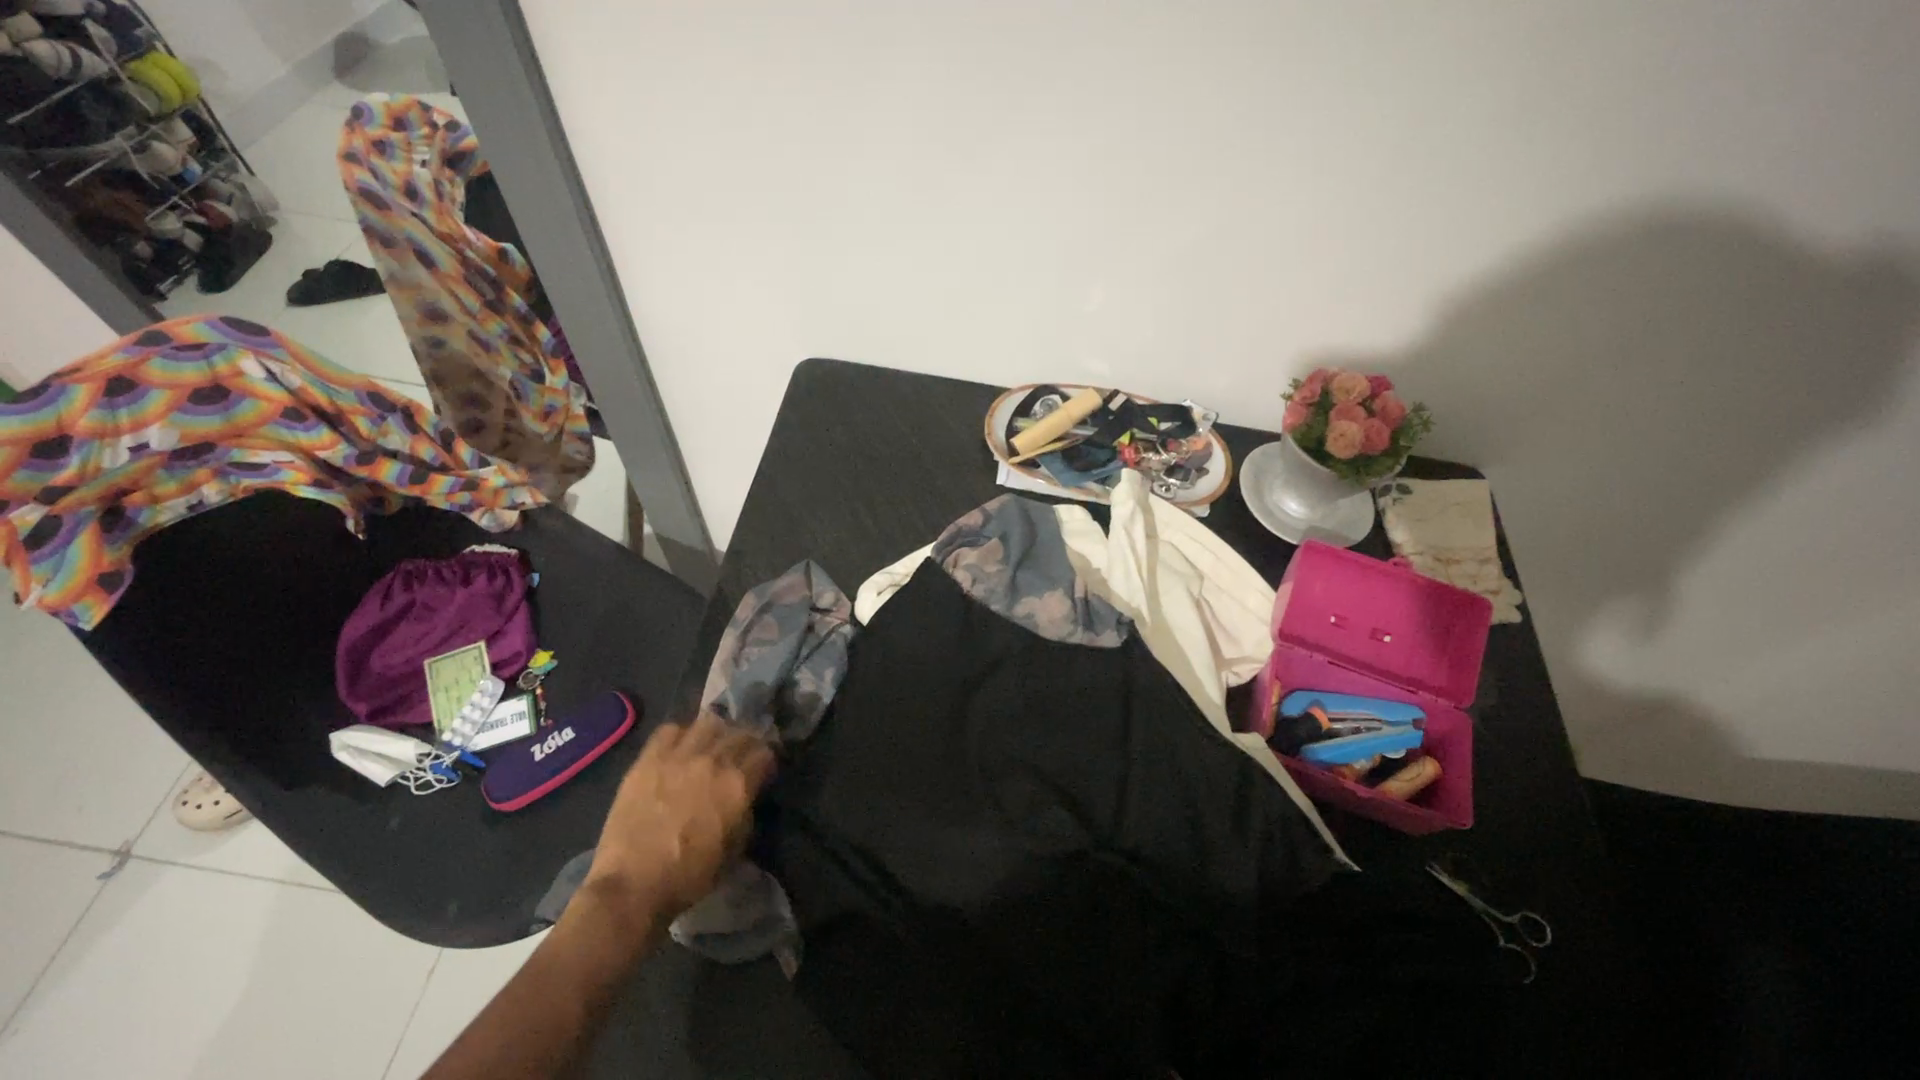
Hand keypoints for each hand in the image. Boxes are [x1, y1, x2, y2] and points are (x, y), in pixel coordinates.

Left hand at [581, 710, 774, 928]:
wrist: (633, 883)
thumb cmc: (689, 876)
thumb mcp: (734, 851)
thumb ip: (746, 816)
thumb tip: (745, 800)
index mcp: (738, 785)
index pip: (765, 753)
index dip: (767, 761)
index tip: (763, 770)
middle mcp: (713, 761)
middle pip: (740, 733)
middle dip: (746, 743)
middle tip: (740, 756)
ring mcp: (678, 756)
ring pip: (708, 723)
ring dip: (716, 733)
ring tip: (710, 746)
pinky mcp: (648, 759)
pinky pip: (670, 730)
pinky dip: (680, 735)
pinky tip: (678, 750)